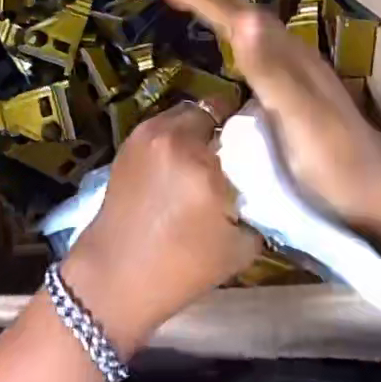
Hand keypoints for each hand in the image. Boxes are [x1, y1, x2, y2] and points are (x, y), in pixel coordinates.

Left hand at [59, 100, 259, 352]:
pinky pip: (159, 127)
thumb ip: (256, 207)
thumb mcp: (239, 244)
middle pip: (204, 108)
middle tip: (234, 143)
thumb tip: (263, 186)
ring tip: (207, 152)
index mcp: (199, 160)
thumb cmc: (181, 266)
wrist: (117, 273)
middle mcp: (169, 137)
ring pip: (179, 114)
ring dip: (194, 126)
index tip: (259, 133)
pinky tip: (180, 161)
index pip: (234, 117)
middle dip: (220, 120)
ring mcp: (143, 137)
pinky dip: (172, 136)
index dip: (248, 121)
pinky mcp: (126, 144)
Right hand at [161, 0, 380, 239]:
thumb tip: (242, 18)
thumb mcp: (298, 114)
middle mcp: (292, 55)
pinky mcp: (295, 92)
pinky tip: (228, 46)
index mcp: (287, 56)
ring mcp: (296, 73)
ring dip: (219, 11)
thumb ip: (269, 69)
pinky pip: (255, 50)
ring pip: (251, 29)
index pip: (238, 14)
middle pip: (244, 13)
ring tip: (189, 1)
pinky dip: (233, 37)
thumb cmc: (337, 161)